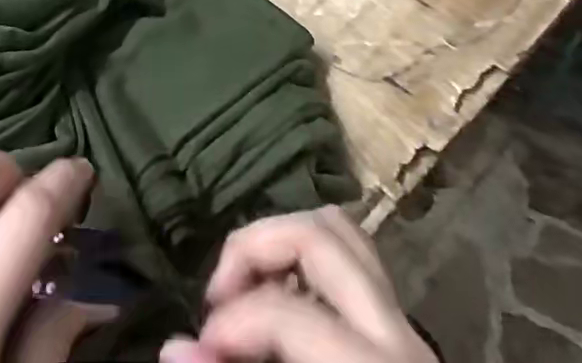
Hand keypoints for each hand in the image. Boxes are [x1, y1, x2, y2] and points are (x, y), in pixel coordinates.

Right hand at [161, 207, 435, 362]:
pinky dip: (303, 260)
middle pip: (317, 236)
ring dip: (278, 244)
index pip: (287, 312)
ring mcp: (407, 329)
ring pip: (340, 231)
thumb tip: (174, 349)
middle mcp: (401, 337)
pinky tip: (279, 303)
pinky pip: (350, 260)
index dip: (229, 323)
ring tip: (245, 290)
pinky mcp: (399, 333)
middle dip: (250, 250)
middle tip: (218, 299)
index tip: (199, 351)